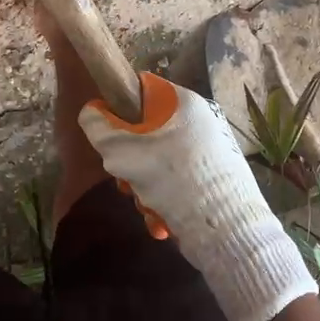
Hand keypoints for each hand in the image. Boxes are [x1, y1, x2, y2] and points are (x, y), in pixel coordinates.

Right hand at [79, 72, 316, 320]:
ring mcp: (205, 151)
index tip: (110, 136)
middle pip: (145, 130)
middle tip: (128, 182)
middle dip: (130, 163)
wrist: (228, 232)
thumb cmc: (174, 179)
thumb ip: (98, 127)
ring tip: (149, 207)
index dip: (118, 109)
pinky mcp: (210, 178)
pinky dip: (164, 201)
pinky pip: (175, 182)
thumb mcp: (123, 151)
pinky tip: (163, 222)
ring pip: (157, 161)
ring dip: (144, 188)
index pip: (140, 88)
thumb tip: (91, 112)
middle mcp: (196, 121)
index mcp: (181, 102)